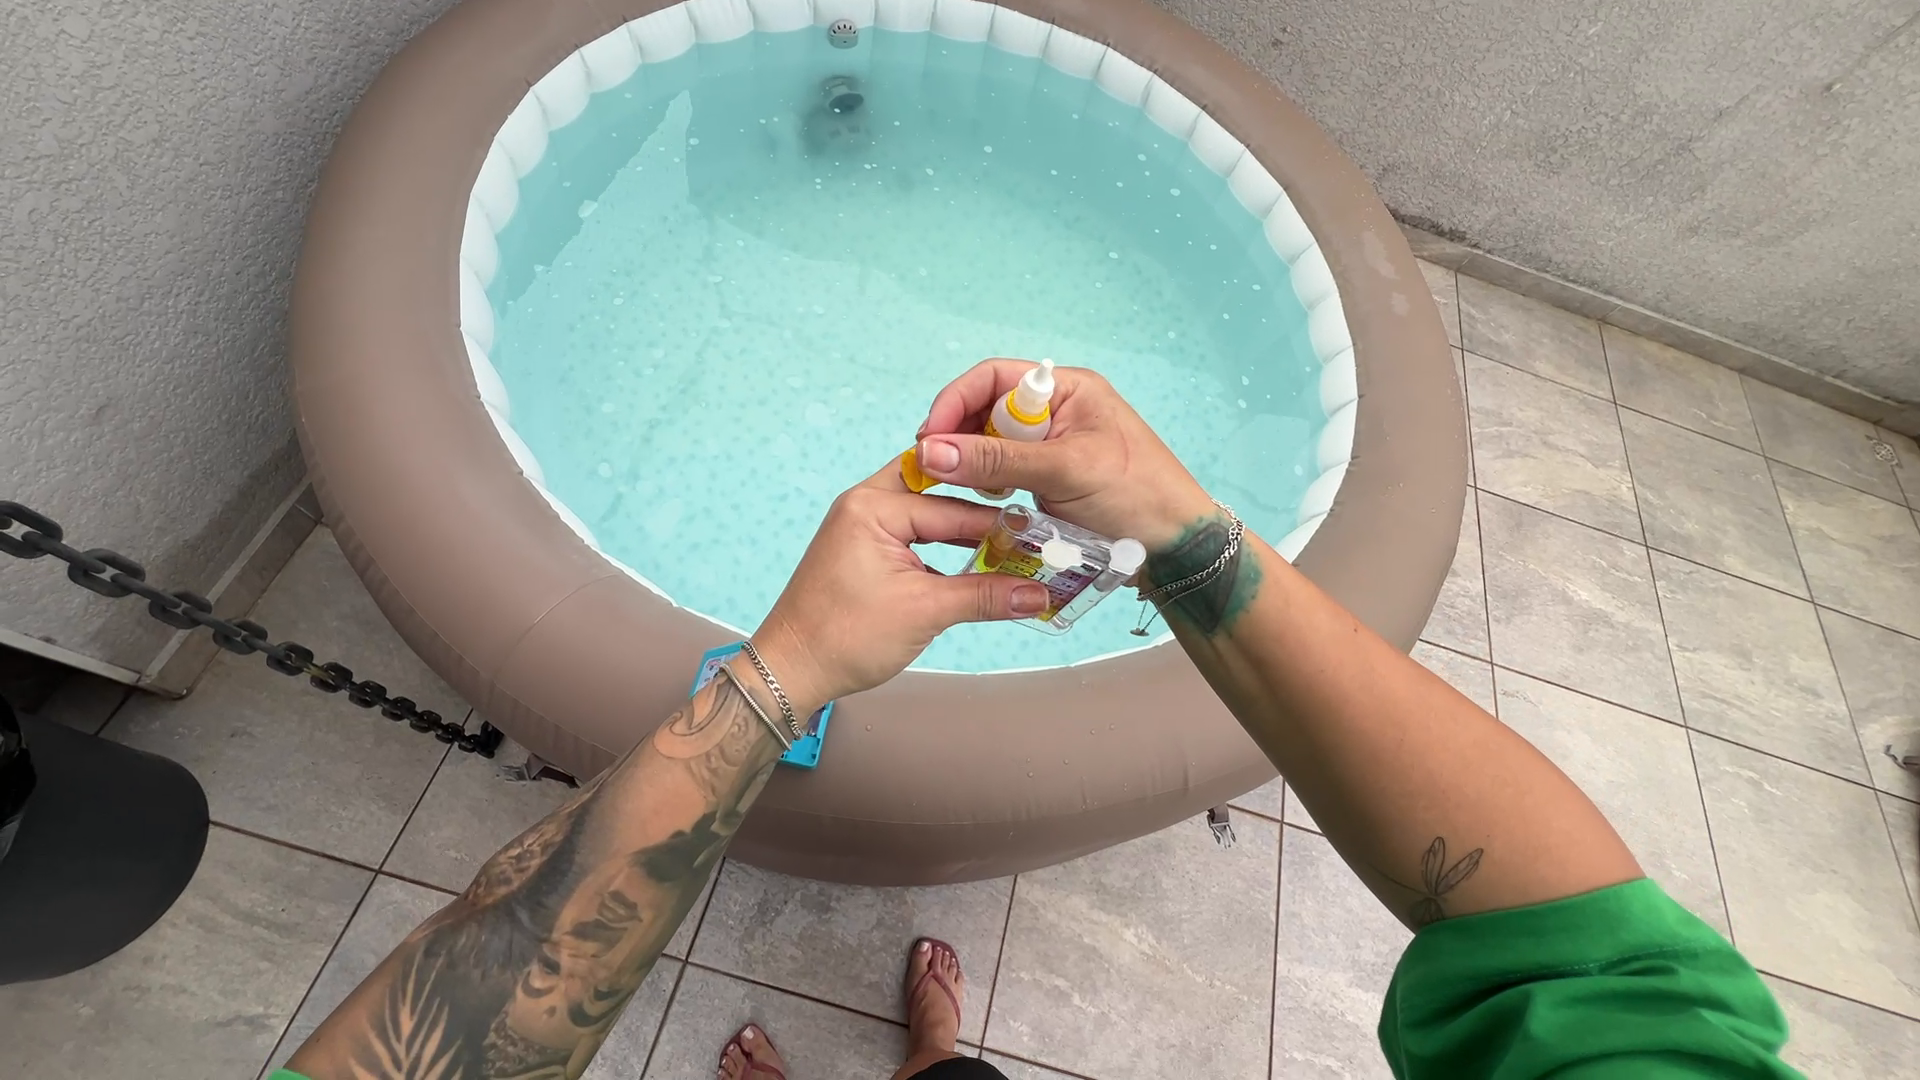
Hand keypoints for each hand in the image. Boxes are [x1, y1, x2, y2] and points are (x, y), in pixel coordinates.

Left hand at [747, 463, 1051, 713]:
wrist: (791, 671)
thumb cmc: (843, 637)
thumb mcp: (924, 612)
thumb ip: (985, 596)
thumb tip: (1037, 594)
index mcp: (872, 506)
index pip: (950, 507)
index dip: (997, 524)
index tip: (1036, 535)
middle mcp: (863, 504)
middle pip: (936, 493)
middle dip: (977, 509)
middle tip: (1022, 522)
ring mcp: (859, 526)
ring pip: (923, 513)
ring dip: (960, 529)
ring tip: (1003, 545)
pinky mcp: (861, 550)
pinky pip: (909, 534)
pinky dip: (939, 545)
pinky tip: (969, 562)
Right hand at [912, 358, 1215, 551]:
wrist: (1178, 547)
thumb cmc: (1136, 496)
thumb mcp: (1064, 470)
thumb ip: (997, 459)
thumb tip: (931, 452)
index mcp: (1068, 390)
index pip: (994, 378)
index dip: (955, 402)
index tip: (929, 438)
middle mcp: (1057, 412)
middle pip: (988, 410)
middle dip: (958, 434)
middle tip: (932, 468)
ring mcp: (1053, 447)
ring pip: (993, 444)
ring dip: (971, 461)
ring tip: (954, 485)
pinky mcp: (1051, 479)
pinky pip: (1007, 472)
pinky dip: (989, 484)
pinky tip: (984, 500)